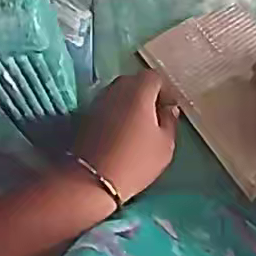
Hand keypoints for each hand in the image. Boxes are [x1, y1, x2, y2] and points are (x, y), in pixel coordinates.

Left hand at [75, 69, 179, 199]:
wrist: (91, 179)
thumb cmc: (135, 161)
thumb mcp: (165, 145)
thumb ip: (170, 121)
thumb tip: (168, 109)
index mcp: (138, 91)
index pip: (153, 76)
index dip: (165, 89)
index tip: (170, 107)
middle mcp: (115, 89)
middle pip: (133, 81)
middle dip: (146, 93)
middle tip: (155, 115)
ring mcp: (97, 101)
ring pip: (118, 93)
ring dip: (129, 103)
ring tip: (138, 126)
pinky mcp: (85, 115)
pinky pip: (106, 106)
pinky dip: (115, 113)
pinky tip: (121, 133)